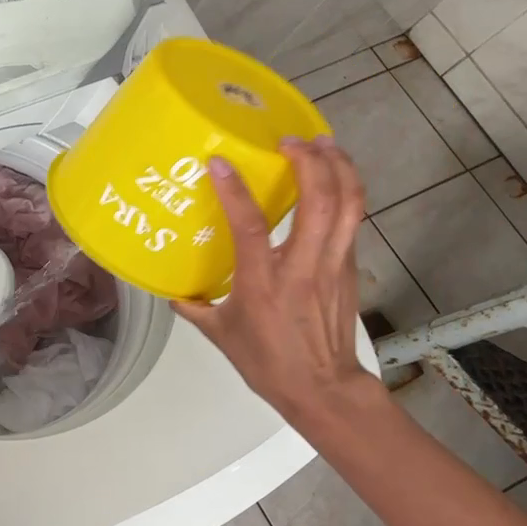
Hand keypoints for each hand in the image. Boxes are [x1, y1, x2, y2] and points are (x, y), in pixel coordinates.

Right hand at [172, 137, 379, 426]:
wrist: (321, 386)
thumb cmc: (265, 362)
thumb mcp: (220, 334)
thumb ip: (195, 307)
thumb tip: (174, 292)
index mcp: (263, 281)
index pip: (250, 225)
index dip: (235, 189)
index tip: (220, 162)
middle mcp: (302, 265)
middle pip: (321, 199)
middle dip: (311, 160)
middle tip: (292, 139)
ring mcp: (332, 263)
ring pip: (349, 203)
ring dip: (340, 166)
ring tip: (324, 143)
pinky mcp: (349, 267)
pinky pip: (353, 219)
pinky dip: (347, 191)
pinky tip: (335, 179)